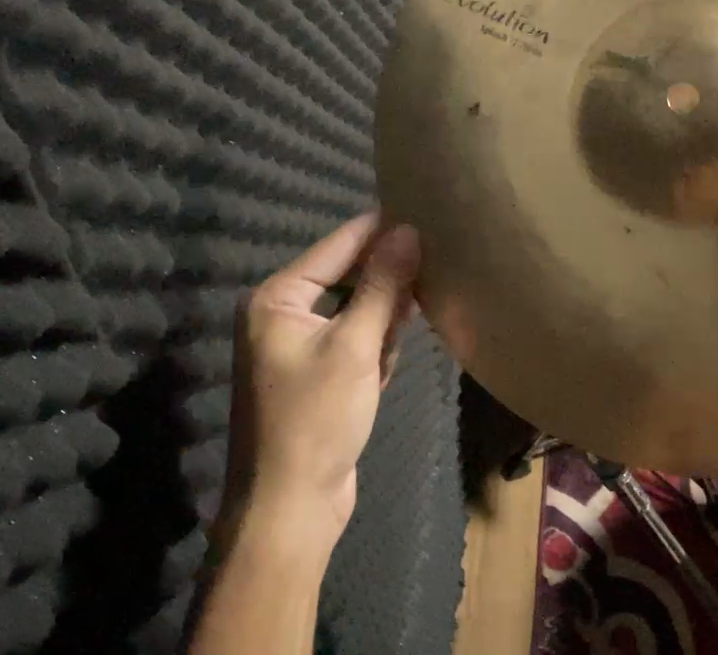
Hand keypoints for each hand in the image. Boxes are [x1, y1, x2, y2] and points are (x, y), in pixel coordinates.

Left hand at [220, 214, 420, 555]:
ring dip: (389, 310)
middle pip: (347, 276)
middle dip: (390, 274)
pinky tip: (399, 347)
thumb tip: (409, 230)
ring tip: (429, 294)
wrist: (290, 508)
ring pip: (357, 309)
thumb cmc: (316, 419)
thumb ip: (382, 285)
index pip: (337, 246)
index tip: (427, 209)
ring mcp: (301, 348)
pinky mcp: (320, 376)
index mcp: (277, 299)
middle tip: (440, 254)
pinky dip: (380, 341)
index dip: (381, 229)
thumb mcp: (355, 346)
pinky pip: (357, 340)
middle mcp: (284, 316)